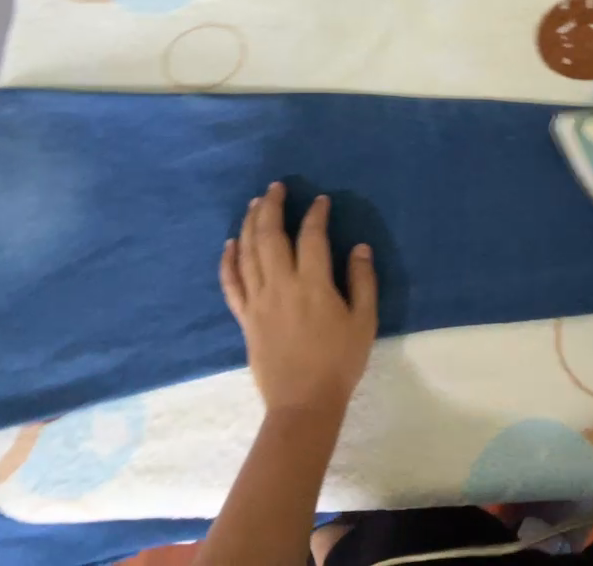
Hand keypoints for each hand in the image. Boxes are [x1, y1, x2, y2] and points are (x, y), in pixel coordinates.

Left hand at [220, 182, 378, 415]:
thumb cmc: (339, 362)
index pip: (311, 237)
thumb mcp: (364, 321)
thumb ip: (363, 281)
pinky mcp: (245, 319)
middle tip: (276, 187)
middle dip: (272, 207)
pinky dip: (228, 262)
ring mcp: (258, 302)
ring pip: (247, 254)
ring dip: (249, 224)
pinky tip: (229, 244)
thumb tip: (359, 247)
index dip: (315, 214)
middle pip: (270, 236)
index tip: (320, 200)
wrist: (303, 405)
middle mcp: (281, 286)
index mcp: (313, 284)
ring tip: (254, 204)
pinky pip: (231, 285)